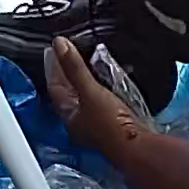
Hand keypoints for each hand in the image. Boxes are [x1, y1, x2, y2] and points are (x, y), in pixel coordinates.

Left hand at [44, 37, 141, 158]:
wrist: (135, 144)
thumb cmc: (110, 123)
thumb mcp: (90, 91)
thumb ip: (74, 68)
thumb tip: (59, 44)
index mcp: (69, 118)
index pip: (55, 89)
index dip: (53, 67)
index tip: (54, 47)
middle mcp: (80, 123)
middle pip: (68, 92)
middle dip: (67, 72)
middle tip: (66, 50)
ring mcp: (95, 123)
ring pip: (84, 96)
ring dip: (83, 78)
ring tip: (83, 58)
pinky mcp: (110, 121)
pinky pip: (98, 98)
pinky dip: (97, 85)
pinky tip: (102, 74)